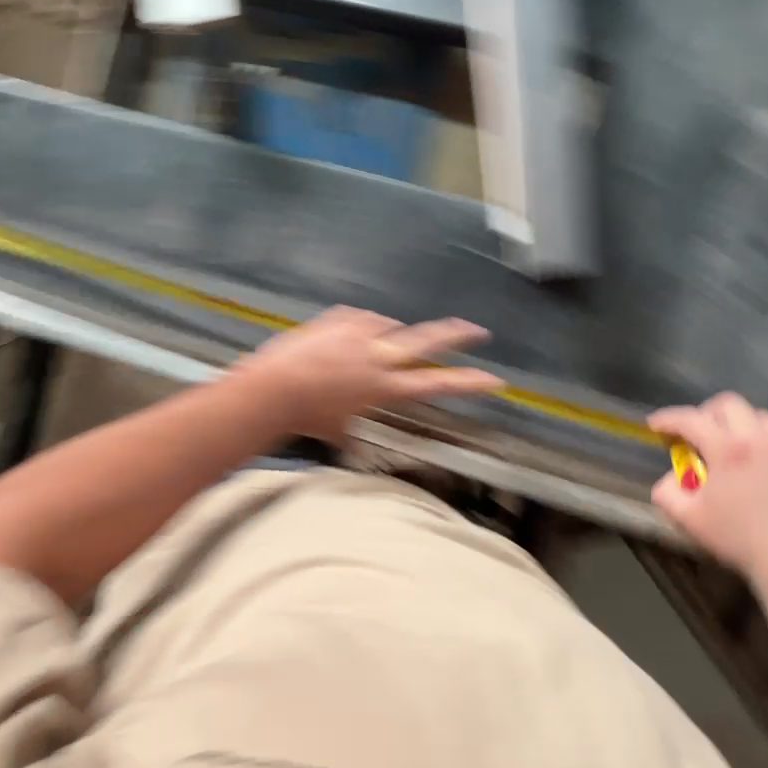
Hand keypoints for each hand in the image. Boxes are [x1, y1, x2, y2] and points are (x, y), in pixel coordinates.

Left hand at [233, 307, 504, 441]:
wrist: (274, 387)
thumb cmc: (305, 417)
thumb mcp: (336, 432)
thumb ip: (351, 434)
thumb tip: (353, 449)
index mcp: (383, 387)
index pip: (435, 385)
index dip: (467, 382)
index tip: (493, 379)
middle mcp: (377, 357)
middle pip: (427, 341)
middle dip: (456, 335)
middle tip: (477, 330)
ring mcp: (358, 334)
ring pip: (389, 326)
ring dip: (392, 332)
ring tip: (385, 340)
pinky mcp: (337, 320)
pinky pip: (360, 318)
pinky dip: (362, 326)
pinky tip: (354, 333)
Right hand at [648, 393, 767, 586]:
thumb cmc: (741, 540)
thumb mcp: (689, 520)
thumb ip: (668, 493)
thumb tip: (670, 481)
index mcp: (728, 449)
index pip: (691, 419)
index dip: (668, 418)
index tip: (656, 425)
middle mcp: (763, 441)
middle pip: (732, 405)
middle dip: (708, 413)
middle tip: (699, 434)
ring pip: (767, 421)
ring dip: (745, 428)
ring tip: (738, 450)